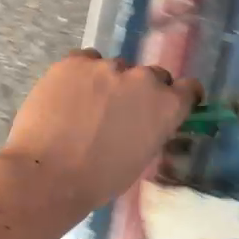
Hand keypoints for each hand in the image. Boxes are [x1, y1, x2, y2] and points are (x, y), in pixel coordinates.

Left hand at [0, 50, 201, 212]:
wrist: (49, 173)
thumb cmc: (102, 177)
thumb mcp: (144, 156)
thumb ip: (154, 128)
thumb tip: (147, 120)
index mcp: (167, 106)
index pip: (189, 88)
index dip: (183, 95)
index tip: (174, 103)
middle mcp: (144, 79)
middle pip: (153, 75)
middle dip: (144, 90)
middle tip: (125, 110)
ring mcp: (108, 67)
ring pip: (117, 68)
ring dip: (111, 82)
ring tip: (90, 104)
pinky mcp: (74, 62)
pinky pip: (86, 60)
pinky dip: (84, 73)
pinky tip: (71, 93)